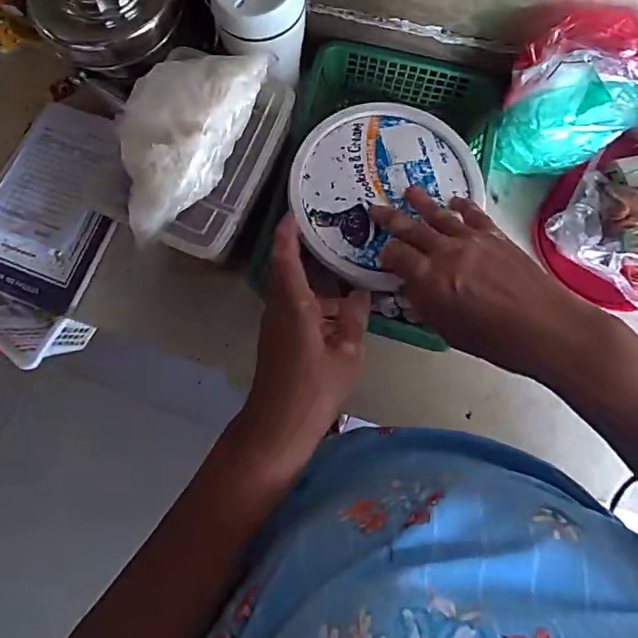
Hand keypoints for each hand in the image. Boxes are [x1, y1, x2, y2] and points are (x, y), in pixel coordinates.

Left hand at [231, 214, 370, 470]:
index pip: (285, 256)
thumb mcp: (347, 352)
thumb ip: (354, 318)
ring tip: (347, 266)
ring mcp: (277, 322)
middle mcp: (280, 306)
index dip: (288, 231)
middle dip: (309, 249)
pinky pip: (298, 306)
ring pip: (296, 289)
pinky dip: (316, 298)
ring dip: (317, 278)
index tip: (298, 210)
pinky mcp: (280, 337)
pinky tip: (341, 305)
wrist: (278, 428)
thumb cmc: (314, 388)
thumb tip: (361, 292)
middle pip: (291, 268)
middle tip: (336, 232)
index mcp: (294, 303)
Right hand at [372, 187, 620, 380]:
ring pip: (439, 215)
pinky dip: (461, 206)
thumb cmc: (498, 340)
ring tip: (408, 191)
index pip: (396, 256)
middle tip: (375, 208)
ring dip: (421, 202)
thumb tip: (411, 289)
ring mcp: (472, 240)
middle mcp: (446, 253)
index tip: (382, 254)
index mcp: (431, 279)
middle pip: (411, 229)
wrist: (548, 326)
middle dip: (391, 218)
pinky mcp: (495, 236)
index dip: (385, 253)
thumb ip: (427, 306)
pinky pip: (473, 214)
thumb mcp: (450, 331)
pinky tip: (454, 202)